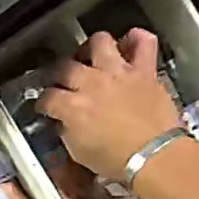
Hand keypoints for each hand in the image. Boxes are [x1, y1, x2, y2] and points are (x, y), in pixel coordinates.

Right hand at [36, 30, 181, 179]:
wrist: (155, 155)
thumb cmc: (114, 159)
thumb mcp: (77, 151)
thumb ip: (66, 130)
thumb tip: (63, 120)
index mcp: (71, 106)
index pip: (46, 97)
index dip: (44, 103)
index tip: (46, 108)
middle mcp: (91, 83)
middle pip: (65, 67)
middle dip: (59, 75)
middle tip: (63, 83)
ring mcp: (118, 73)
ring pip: (98, 42)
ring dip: (91, 48)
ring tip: (91, 57)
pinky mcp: (144, 71)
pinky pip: (143, 43)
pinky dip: (136, 38)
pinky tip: (129, 42)